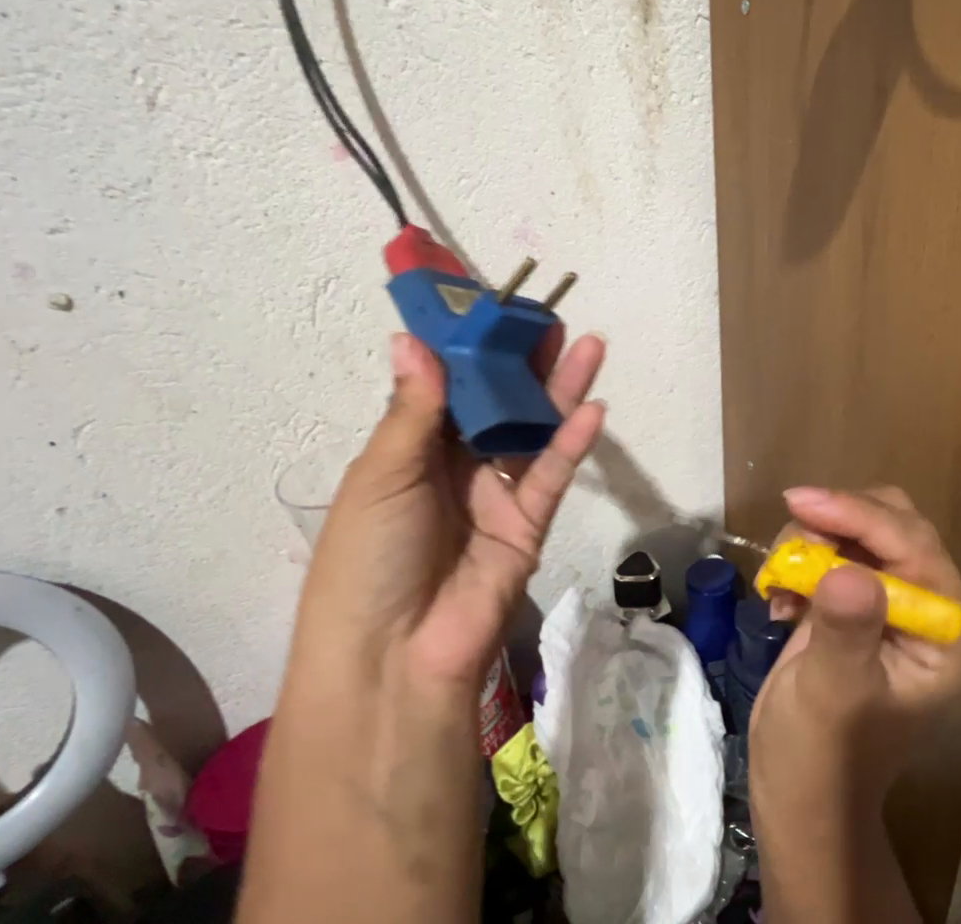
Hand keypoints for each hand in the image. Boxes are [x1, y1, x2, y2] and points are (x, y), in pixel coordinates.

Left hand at [297, 330, 605, 693]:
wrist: (394, 653)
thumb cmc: (367, 558)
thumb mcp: (381, 476)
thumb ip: (413, 410)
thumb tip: (412, 339)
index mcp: (408, 453)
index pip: (445, 388)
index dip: (467, 350)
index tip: (491, 307)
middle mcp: (454, 468)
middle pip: (496, 404)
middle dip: (522, 363)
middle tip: (551, 319)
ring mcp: (495, 495)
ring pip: (532, 432)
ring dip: (558, 391)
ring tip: (586, 345)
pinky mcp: (528, 524)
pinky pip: (552, 475)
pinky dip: (573, 442)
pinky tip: (593, 408)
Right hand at [749, 487, 960, 801]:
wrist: (800, 794)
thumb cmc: (823, 757)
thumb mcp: (833, 694)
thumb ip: (846, 630)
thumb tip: (849, 570)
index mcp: (951, 632)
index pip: (916, 547)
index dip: (859, 516)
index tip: (801, 502)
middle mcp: (934, 609)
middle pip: (893, 527)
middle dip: (836, 525)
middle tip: (787, 548)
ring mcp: (897, 604)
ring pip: (860, 531)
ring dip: (813, 543)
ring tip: (780, 587)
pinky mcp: (861, 604)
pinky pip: (835, 552)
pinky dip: (802, 560)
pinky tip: (781, 600)